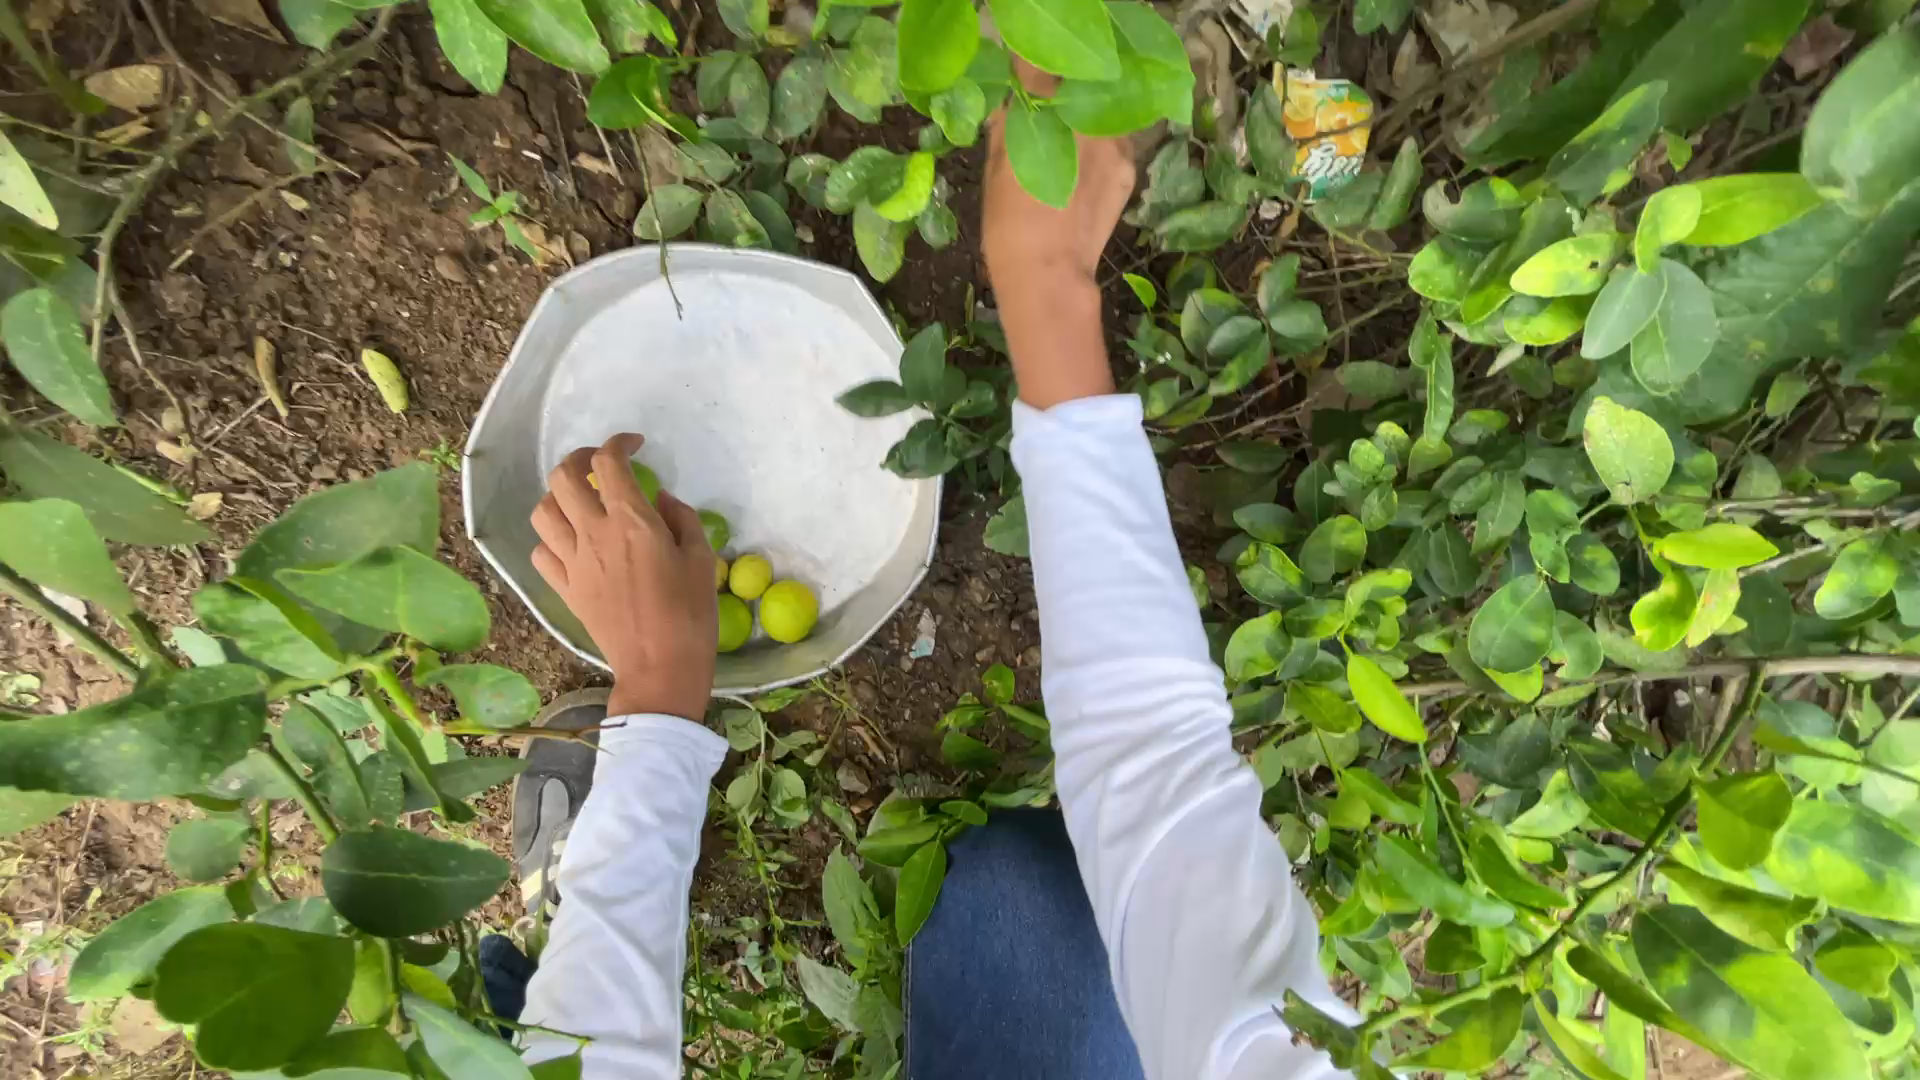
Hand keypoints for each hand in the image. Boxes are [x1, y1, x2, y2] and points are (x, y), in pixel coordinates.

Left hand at [530, 433, 716, 720]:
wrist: (660, 666)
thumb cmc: (691, 612)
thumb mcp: (703, 559)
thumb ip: (682, 519)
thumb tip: (661, 500)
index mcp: (632, 522)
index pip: (609, 463)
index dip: (618, 443)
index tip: (634, 444)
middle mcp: (594, 533)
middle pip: (564, 477)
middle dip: (580, 458)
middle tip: (601, 464)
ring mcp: (573, 562)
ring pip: (543, 510)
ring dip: (559, 496)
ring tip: (582, 501)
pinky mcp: (564, 588)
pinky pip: (542, 550)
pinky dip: (553, 537)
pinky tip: (573, 542)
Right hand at [982, 63, 1137, 288]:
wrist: (1050, 277)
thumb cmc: (1010, 229)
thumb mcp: (995, 174)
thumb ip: (1005, 127)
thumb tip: (1009, 102)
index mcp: (1045, 110)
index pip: (1036, 64)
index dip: (1026, 69)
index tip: (1019, 80)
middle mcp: (1086, 115)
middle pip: (1073, 85)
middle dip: (1056, 96)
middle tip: (1041, 120)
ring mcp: (1113, 141)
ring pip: (1096, 112)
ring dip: (1081, 121)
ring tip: (1065, 150)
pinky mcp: (1128, 167)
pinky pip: (1112, 143)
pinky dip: (1097, 148)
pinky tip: (1082, 173)